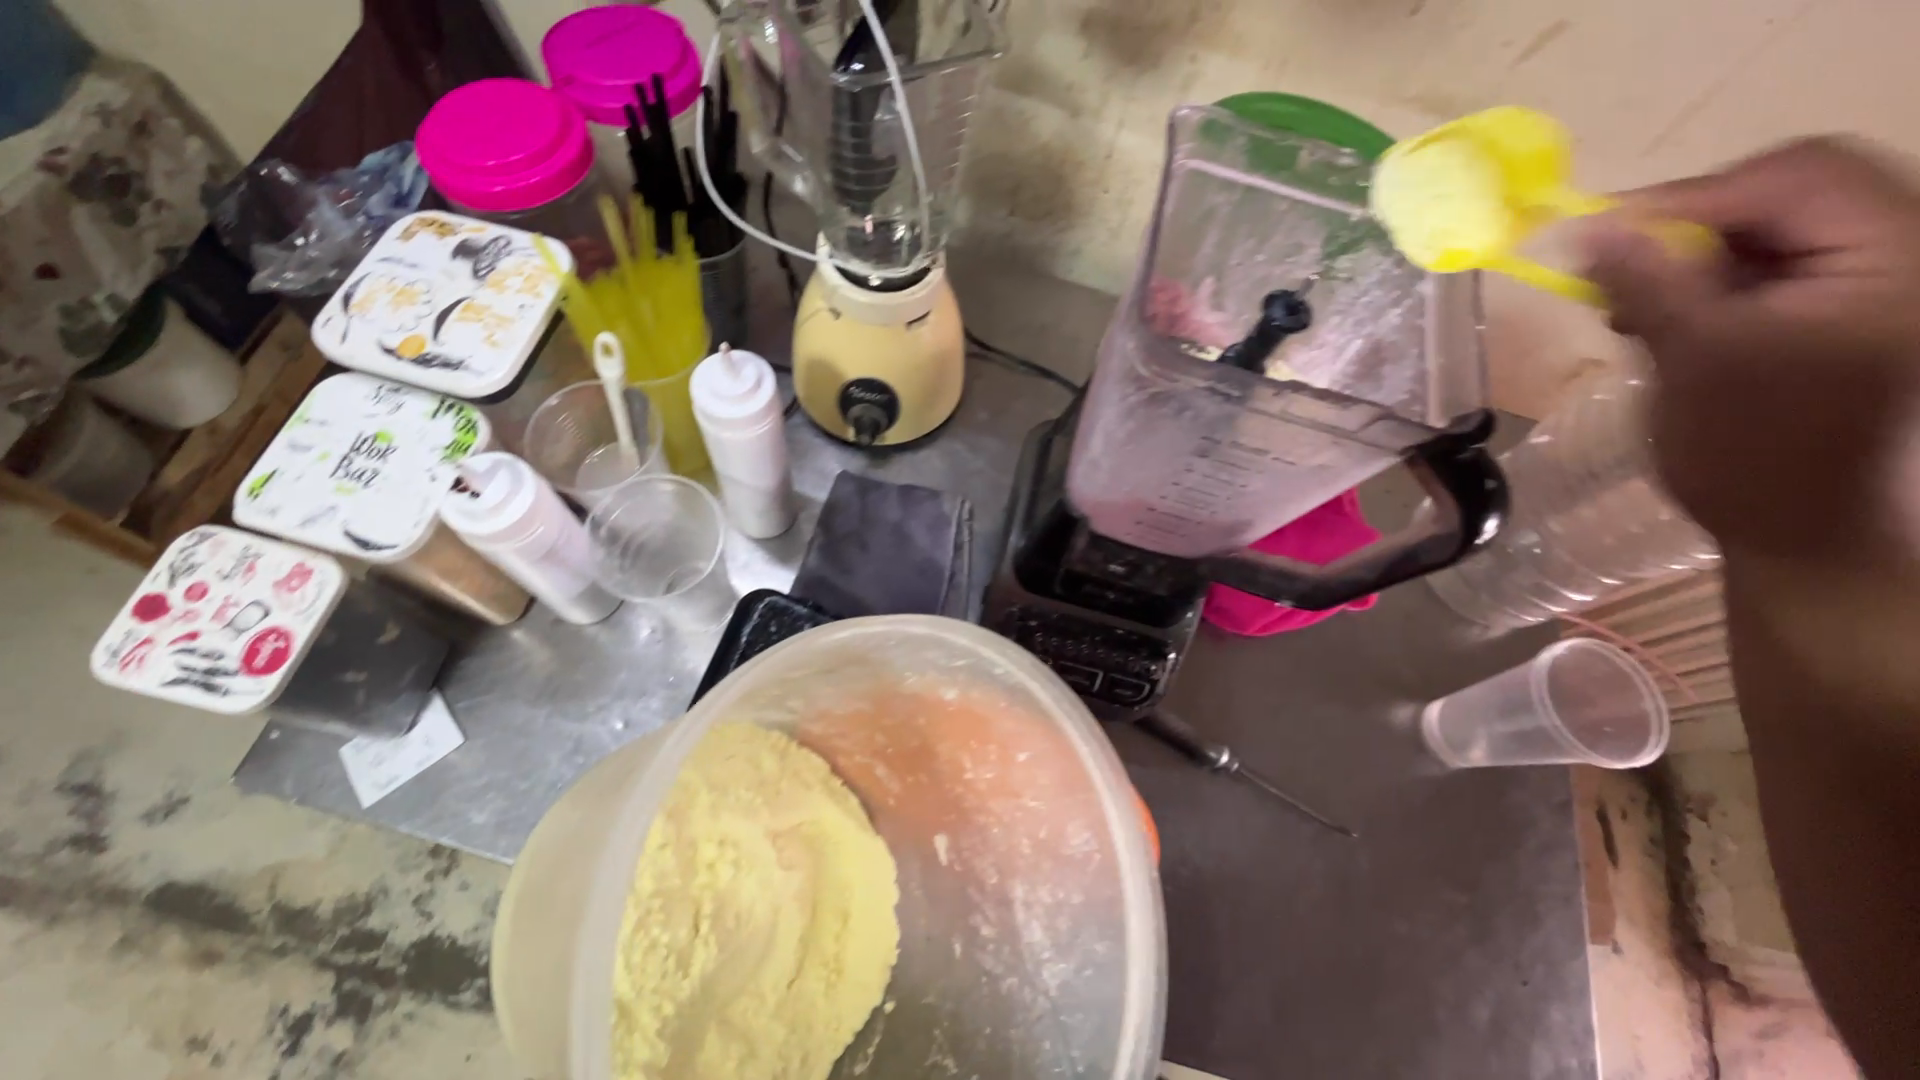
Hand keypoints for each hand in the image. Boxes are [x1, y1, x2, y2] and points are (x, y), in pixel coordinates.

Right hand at [1583, 138, 1919, 566]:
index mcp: (1894, 256)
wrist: (1803, 533)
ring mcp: (1873, 284)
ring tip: (1631, 300)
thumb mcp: (1695, 357)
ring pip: (1773, 230)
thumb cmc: (1755, 450)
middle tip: (1616, 264)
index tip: (1600, 231)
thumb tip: (1588, 227)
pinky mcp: (1839, 312)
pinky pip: (1773, 268)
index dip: (1690, 195)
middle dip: (1690, 225)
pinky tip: (1663, 314)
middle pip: (1789, 192)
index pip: (1795, 176)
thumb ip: (1647, 281)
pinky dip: (1710, 283)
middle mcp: (1899, 253)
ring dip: (1692, 256)